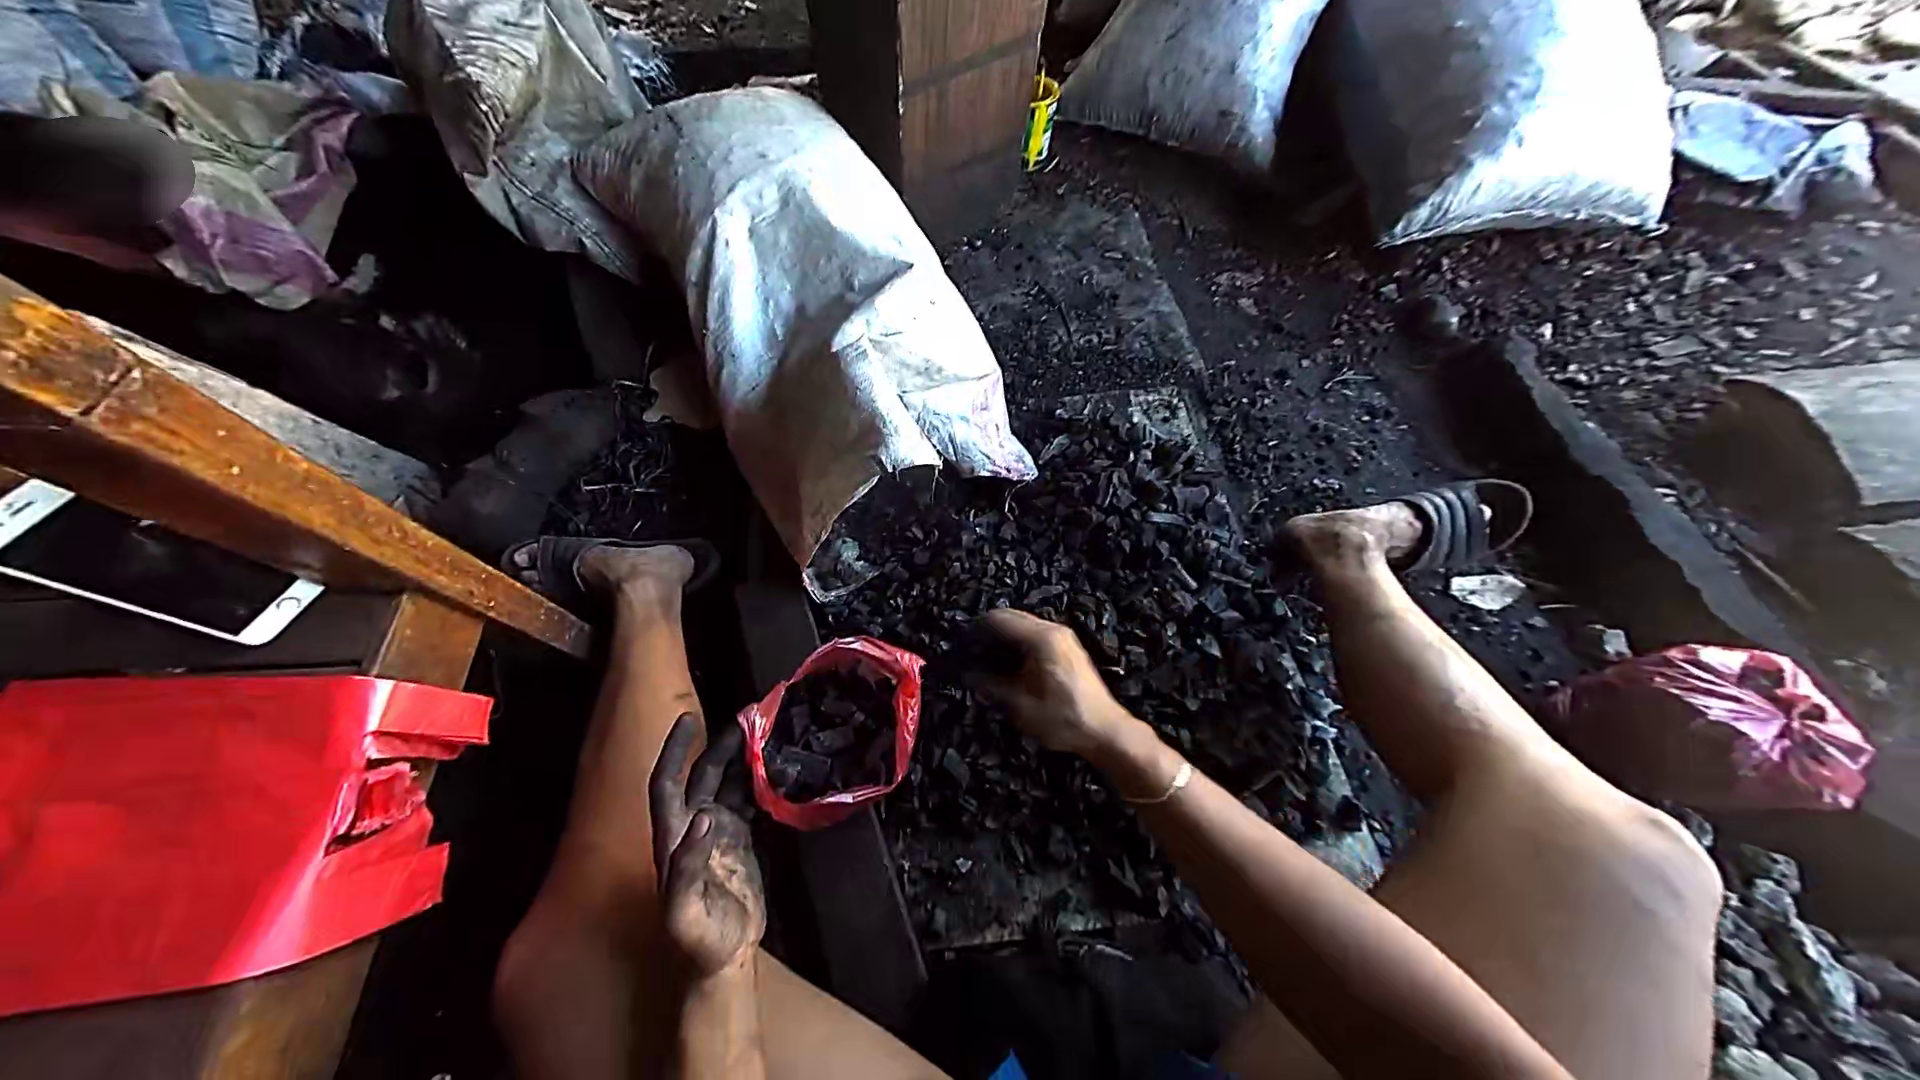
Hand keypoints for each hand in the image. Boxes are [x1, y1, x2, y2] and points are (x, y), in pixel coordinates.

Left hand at [650, 714, 764, 976]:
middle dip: (717, 745)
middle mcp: (692, 826)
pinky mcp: (737, 837)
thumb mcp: (685, 912)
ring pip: (724, 782)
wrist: (725, 956)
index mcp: (673, 839)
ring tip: (761, 732)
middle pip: (700, 775)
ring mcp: (716, 830)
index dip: (674, 751)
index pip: (667, 784)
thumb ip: (687, 867)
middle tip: (746, 717)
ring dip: (739, 757)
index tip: (687, 720)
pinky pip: (745, 798)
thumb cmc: (699, 940)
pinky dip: (756, 780)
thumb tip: (702, 817)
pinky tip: (772, 766)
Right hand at [969, 609, 1135, 758]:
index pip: (999, 618)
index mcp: (1042, 639)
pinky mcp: (1067, 648)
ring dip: (1003, 637)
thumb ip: (991, 686)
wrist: (1106, 731)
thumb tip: (968, 674)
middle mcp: (1054, 631)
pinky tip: (1008, 665)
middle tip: (969, 652)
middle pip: (1011, 617)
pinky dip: (1017, 643)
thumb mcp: (1021, 707)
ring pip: (1023, 625)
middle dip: (988, 632)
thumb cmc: (1065, 719)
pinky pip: (1034, 634)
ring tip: (985, 659)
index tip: (960, 644)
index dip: (976, 629)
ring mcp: (1063, 637)